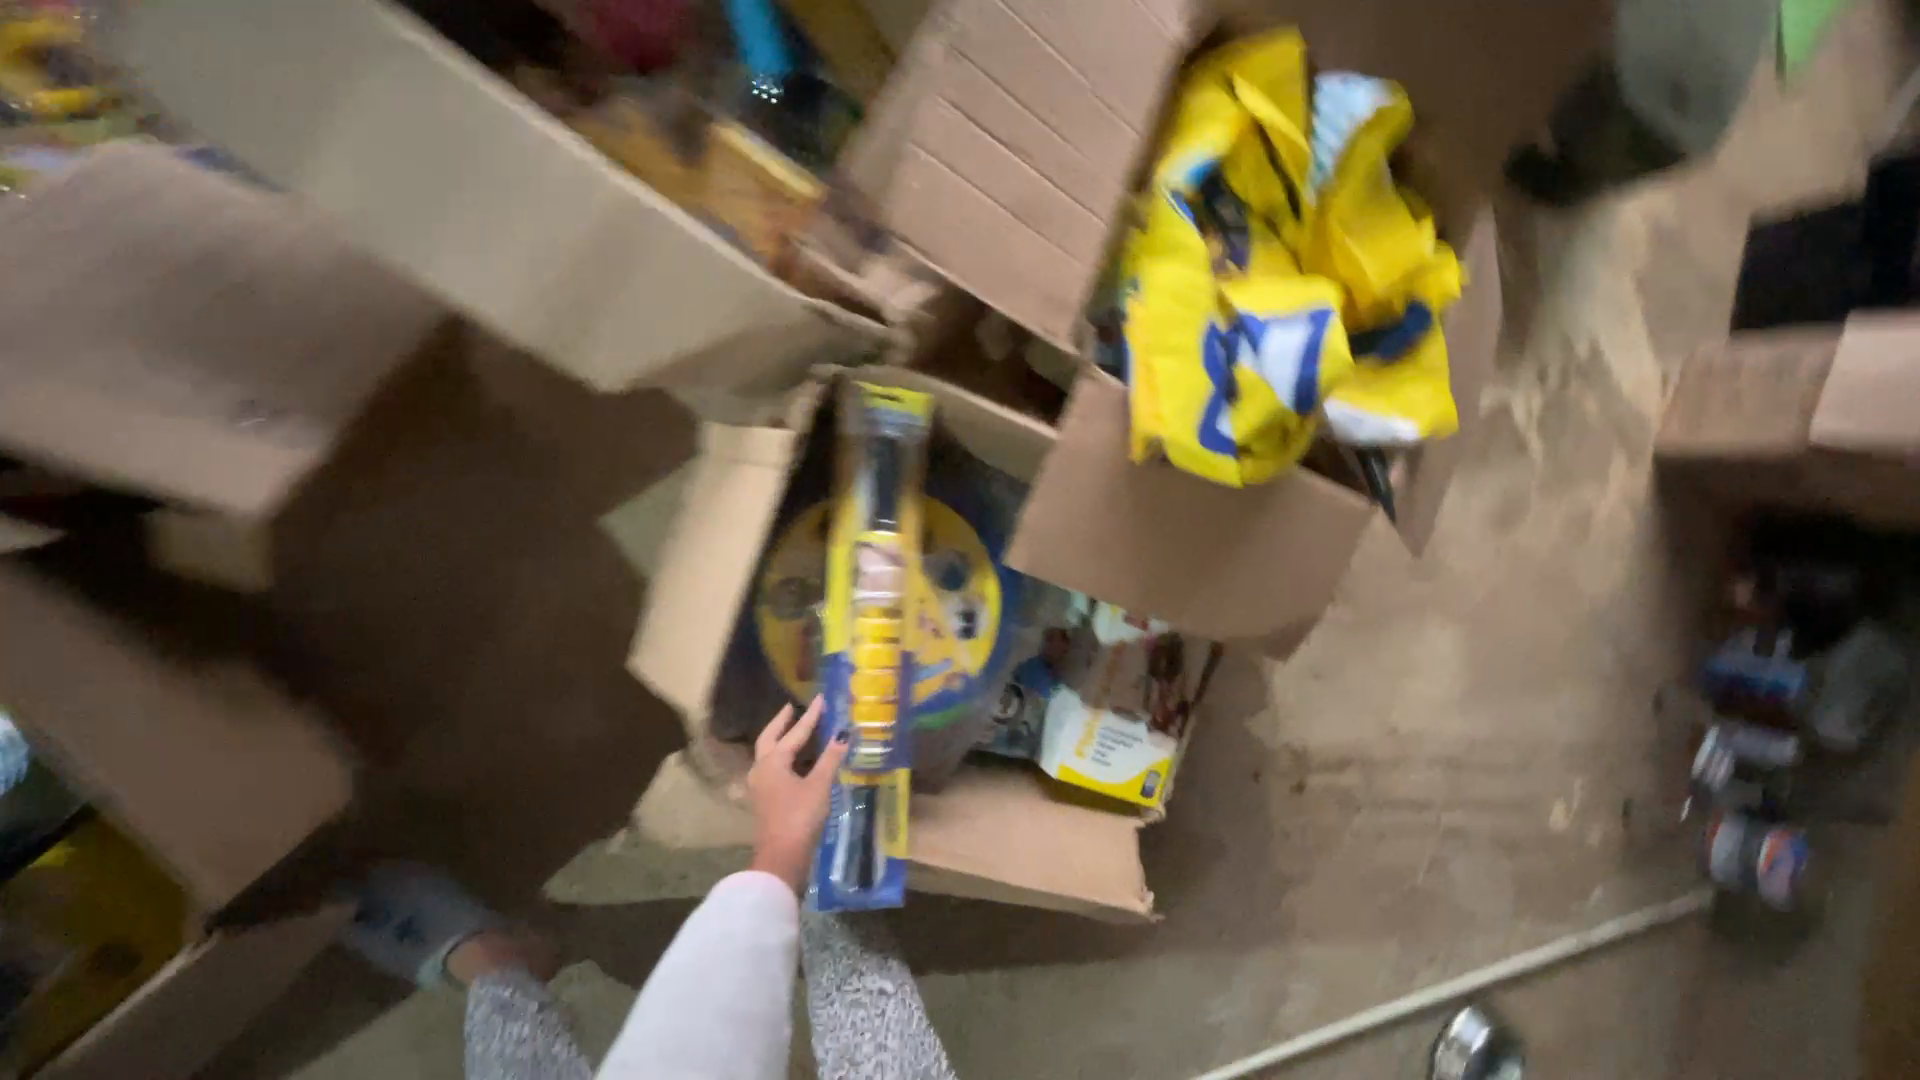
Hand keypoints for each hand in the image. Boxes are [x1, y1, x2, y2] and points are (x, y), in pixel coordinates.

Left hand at [747, 696, 847, 892]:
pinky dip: (781, 757)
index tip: (820, 699)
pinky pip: (770, 768)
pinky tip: (793, 762)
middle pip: (769, 738)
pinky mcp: (763, 800)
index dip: (810, 716)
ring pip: (767, 754)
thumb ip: (830, 758)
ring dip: (779, 740)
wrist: (782, 857)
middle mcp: (761, 769)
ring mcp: (759, 786)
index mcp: (773, 762)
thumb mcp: (819, 786)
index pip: (795, 733)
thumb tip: (843, 734)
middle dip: (781, 722)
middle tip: (792, 708)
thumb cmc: (800, 817)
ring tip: (792, 731)